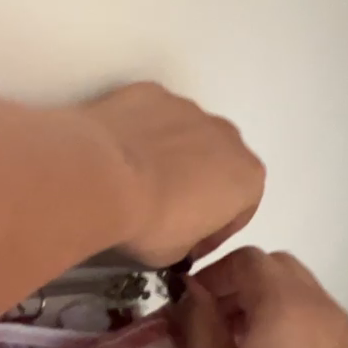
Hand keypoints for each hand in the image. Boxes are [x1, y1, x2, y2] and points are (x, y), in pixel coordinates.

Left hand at [74, 83, 263, 266]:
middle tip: (159, 209)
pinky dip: (136, 134)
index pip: (238, 210)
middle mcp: (227, 136)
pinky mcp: (150, 93)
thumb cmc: (148, 222)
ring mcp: (188, 108)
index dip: (212, 231)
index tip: (186, 244)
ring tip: (131, 181)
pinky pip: (148, 117)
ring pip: (182, 136)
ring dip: (165, 156)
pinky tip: (114, 155)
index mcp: (246, 178)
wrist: (100, 178)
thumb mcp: (173, 254)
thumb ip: (187, 243)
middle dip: (192, 185)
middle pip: (214, 165)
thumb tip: (176, 239)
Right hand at [176, 247, 347, 347]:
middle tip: (210, 314)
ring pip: (295, 287)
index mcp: (285, 305)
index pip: (248, 260)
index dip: (214, 273)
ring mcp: (337, 327)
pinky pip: (309, 311)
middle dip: (239, 280)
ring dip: (260, 297)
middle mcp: (319, 306)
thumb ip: (199, 319)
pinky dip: (281, 314)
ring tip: (231, 336)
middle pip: (276, 266)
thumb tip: (194, 294)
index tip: (191, 300)